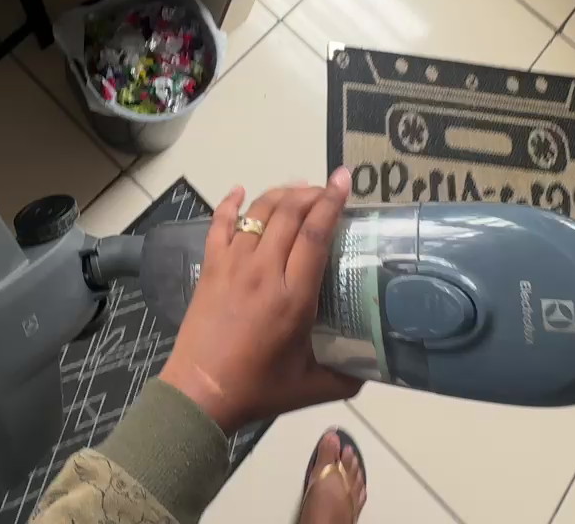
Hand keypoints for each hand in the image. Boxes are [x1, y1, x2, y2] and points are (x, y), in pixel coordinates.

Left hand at [160, 171, 363, 431]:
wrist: (200, 392)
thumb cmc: (257, 388)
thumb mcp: (311, 387)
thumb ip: (347, 375)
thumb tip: (375, 365)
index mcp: (293, 296)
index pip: (315, 235)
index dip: (331, 203)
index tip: (344, 181)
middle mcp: (264, 270)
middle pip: (289, 214)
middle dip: (311, 193)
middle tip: (328, 188)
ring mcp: (233, 263)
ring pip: (258, 212)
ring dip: (281, 194)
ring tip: (298, 189)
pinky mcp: (210, 264)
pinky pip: (220, 223)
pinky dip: (230, 202)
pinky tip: (239, 190)